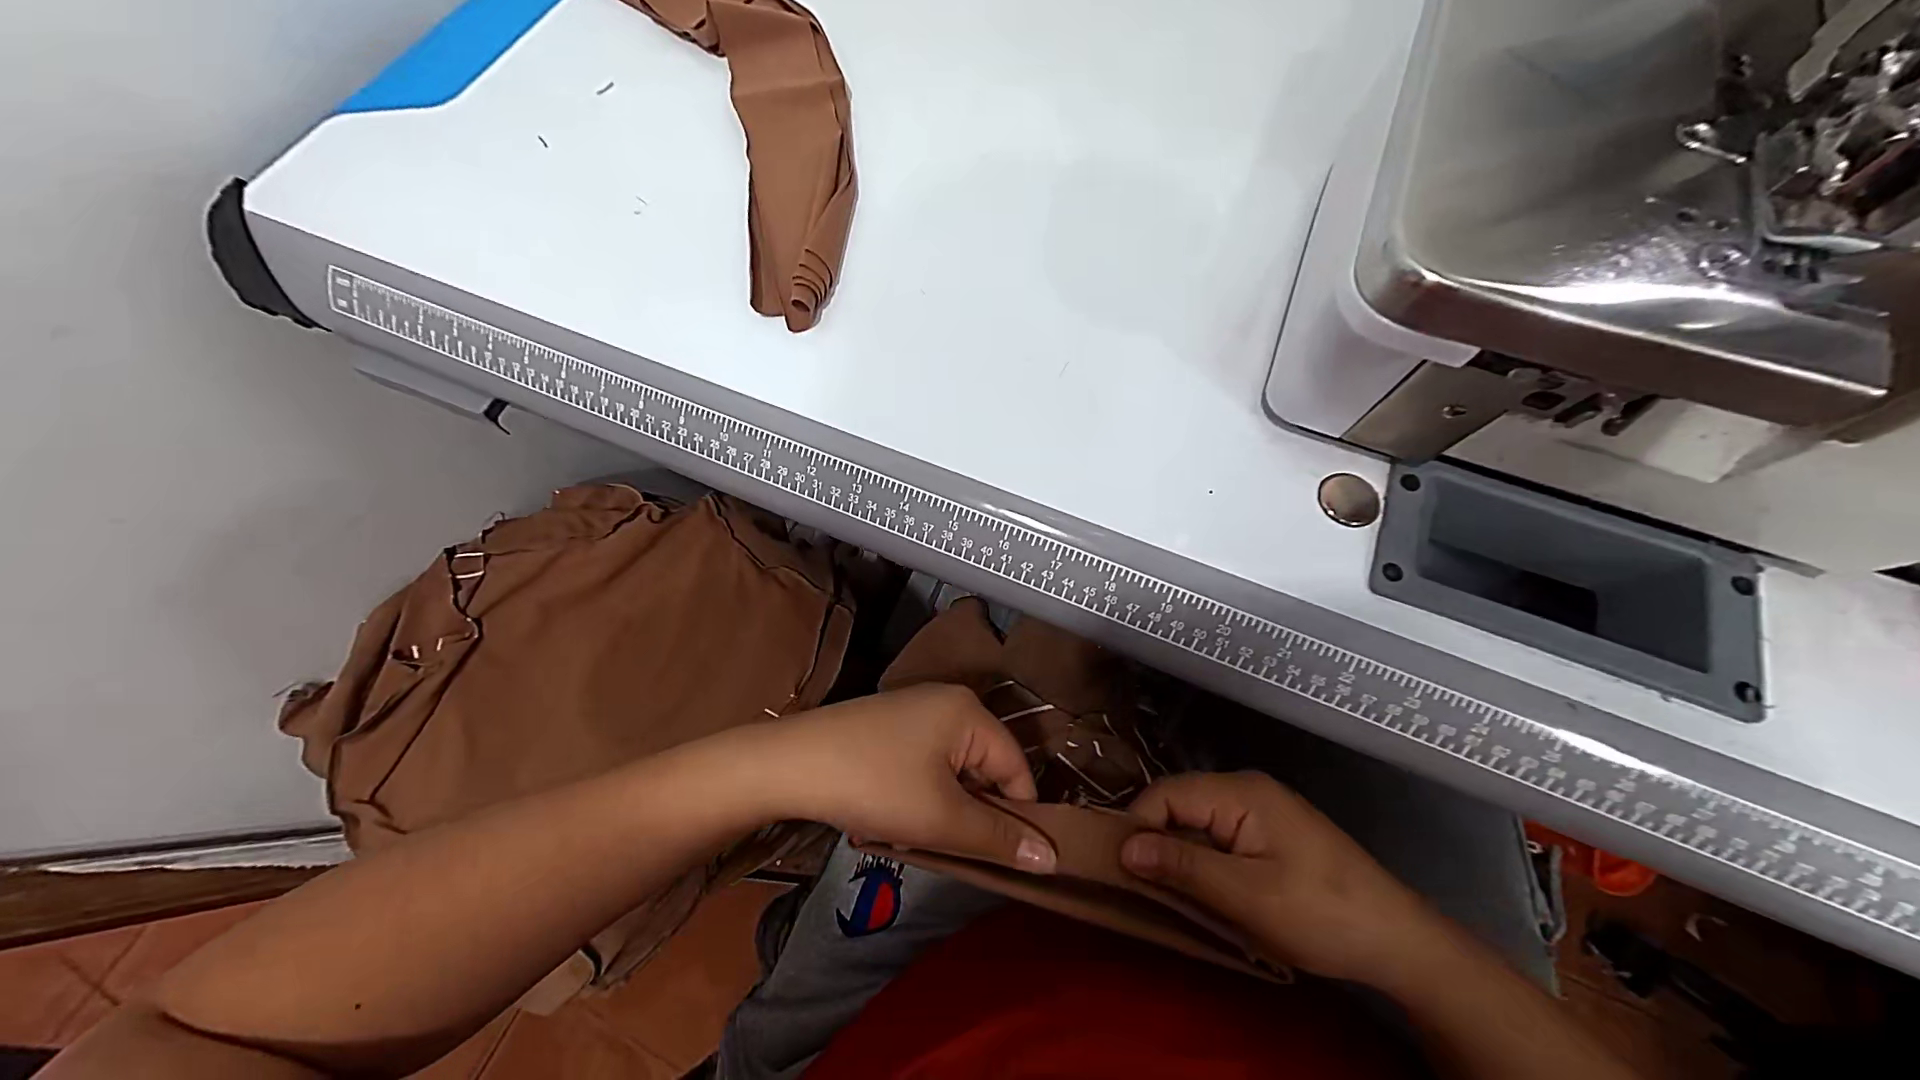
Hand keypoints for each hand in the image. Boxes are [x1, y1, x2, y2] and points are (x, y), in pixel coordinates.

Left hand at [755, 684, 1056, 872]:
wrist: (788, 763)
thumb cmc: (874, 785)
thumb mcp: (942, 819)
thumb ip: (999, 838)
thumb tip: (1051, 858)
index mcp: (970, 712)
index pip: (1017, 769)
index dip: (1015, 817)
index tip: (997, 855)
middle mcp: (947, 701)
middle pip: (984, 768)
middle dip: (970, 812)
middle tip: (943, 843)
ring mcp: (914, 709)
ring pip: (951, 770)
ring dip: (941, 807)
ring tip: (910, 830)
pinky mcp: (888, 723)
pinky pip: (923, 763)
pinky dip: (917, 793)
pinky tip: (889, 813)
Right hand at [1120, 771, 1439, 984]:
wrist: (1400, 941)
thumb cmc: (1322, 914)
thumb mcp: (1246, 895)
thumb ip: (1183, 866)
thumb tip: (1124, 847)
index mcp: (1240, 791)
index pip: (1166, 793)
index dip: (1137, 826)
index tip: (1119, 869)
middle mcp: (1245, 789)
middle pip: (1179, 804)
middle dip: (1156, 841)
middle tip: (1137, 886)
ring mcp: (1260, 810)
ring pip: (1196, 822)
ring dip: (1179, 855)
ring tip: (1164, 892)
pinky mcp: (1268, 833)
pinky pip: (1217, 836)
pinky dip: (1202, 861)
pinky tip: (1200, 891)